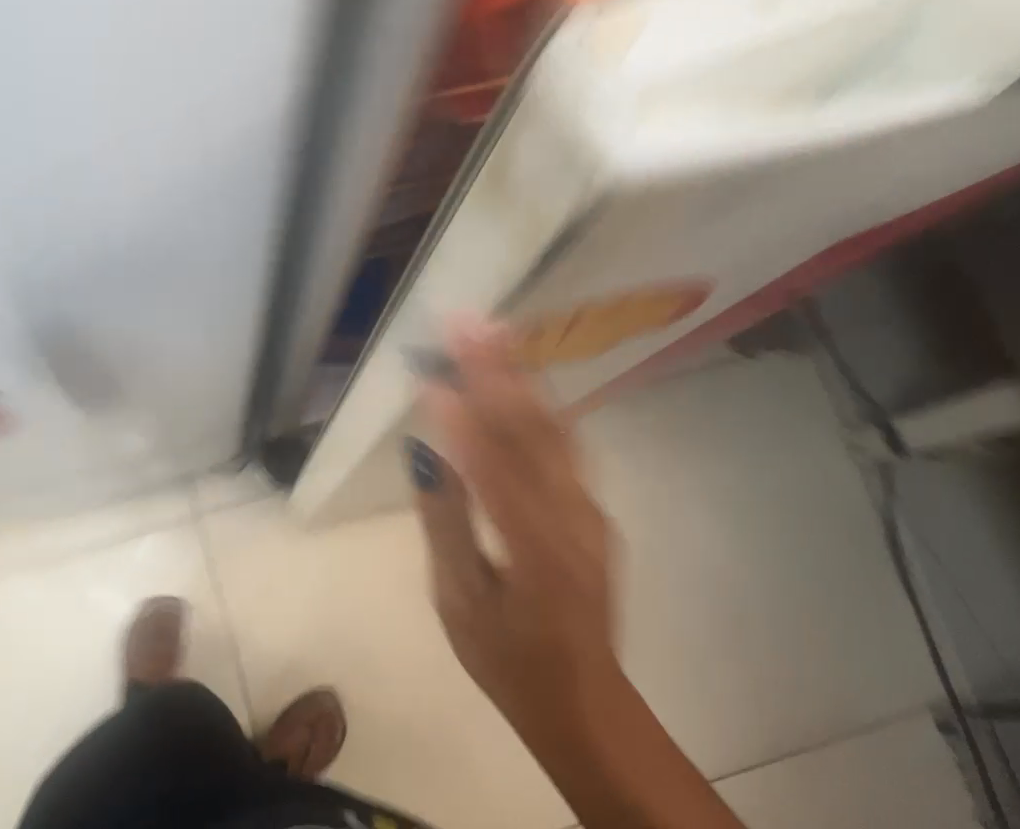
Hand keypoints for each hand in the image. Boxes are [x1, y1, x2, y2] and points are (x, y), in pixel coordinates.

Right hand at [409, 320, 619, 739]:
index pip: (494, 467)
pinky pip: (565, 445)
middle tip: (463, 321)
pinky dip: (539, 403)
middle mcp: (574, 519)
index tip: (430, 373)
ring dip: (521, 375)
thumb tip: (426, 454)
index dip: (461, 417)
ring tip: (491, 329)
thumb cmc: (506, 657)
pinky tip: (520, 375)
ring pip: (556, 430)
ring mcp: (591, 510)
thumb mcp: (459, 602)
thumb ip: (446, 523)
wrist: (583, 697)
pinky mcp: (593, 509)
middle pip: (532, 431)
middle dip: (496, 371)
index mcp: (536, 550)